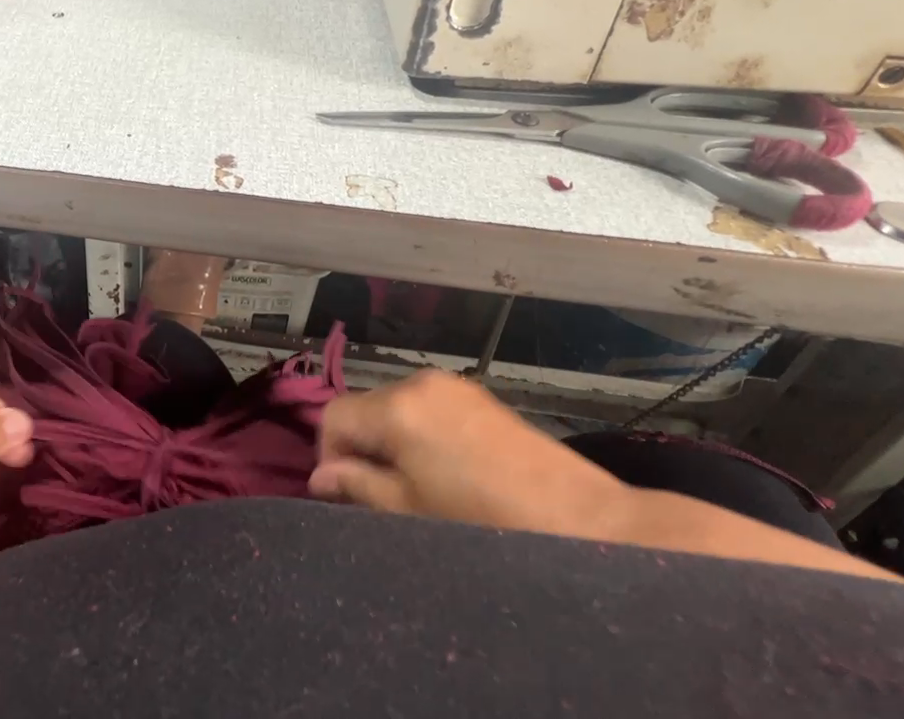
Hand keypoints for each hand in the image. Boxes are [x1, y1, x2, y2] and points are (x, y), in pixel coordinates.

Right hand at [308, 370, 633, 540]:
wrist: (583, 520)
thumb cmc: (483, 520)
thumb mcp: (407, 511)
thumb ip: (356, 486)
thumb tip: (320, 477)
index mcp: (396, 407)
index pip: (333, 418)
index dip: (329, 457)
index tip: (343, 495)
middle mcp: (419, 384)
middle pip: (364, 408)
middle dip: (360, 448)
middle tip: (379, 496)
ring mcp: (453, 386)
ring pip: (395, 409)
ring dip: (390, 441)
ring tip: (413, 486)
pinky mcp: (479, 397)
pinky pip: (427, 409)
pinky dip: (419, 434)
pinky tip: (443, 470)